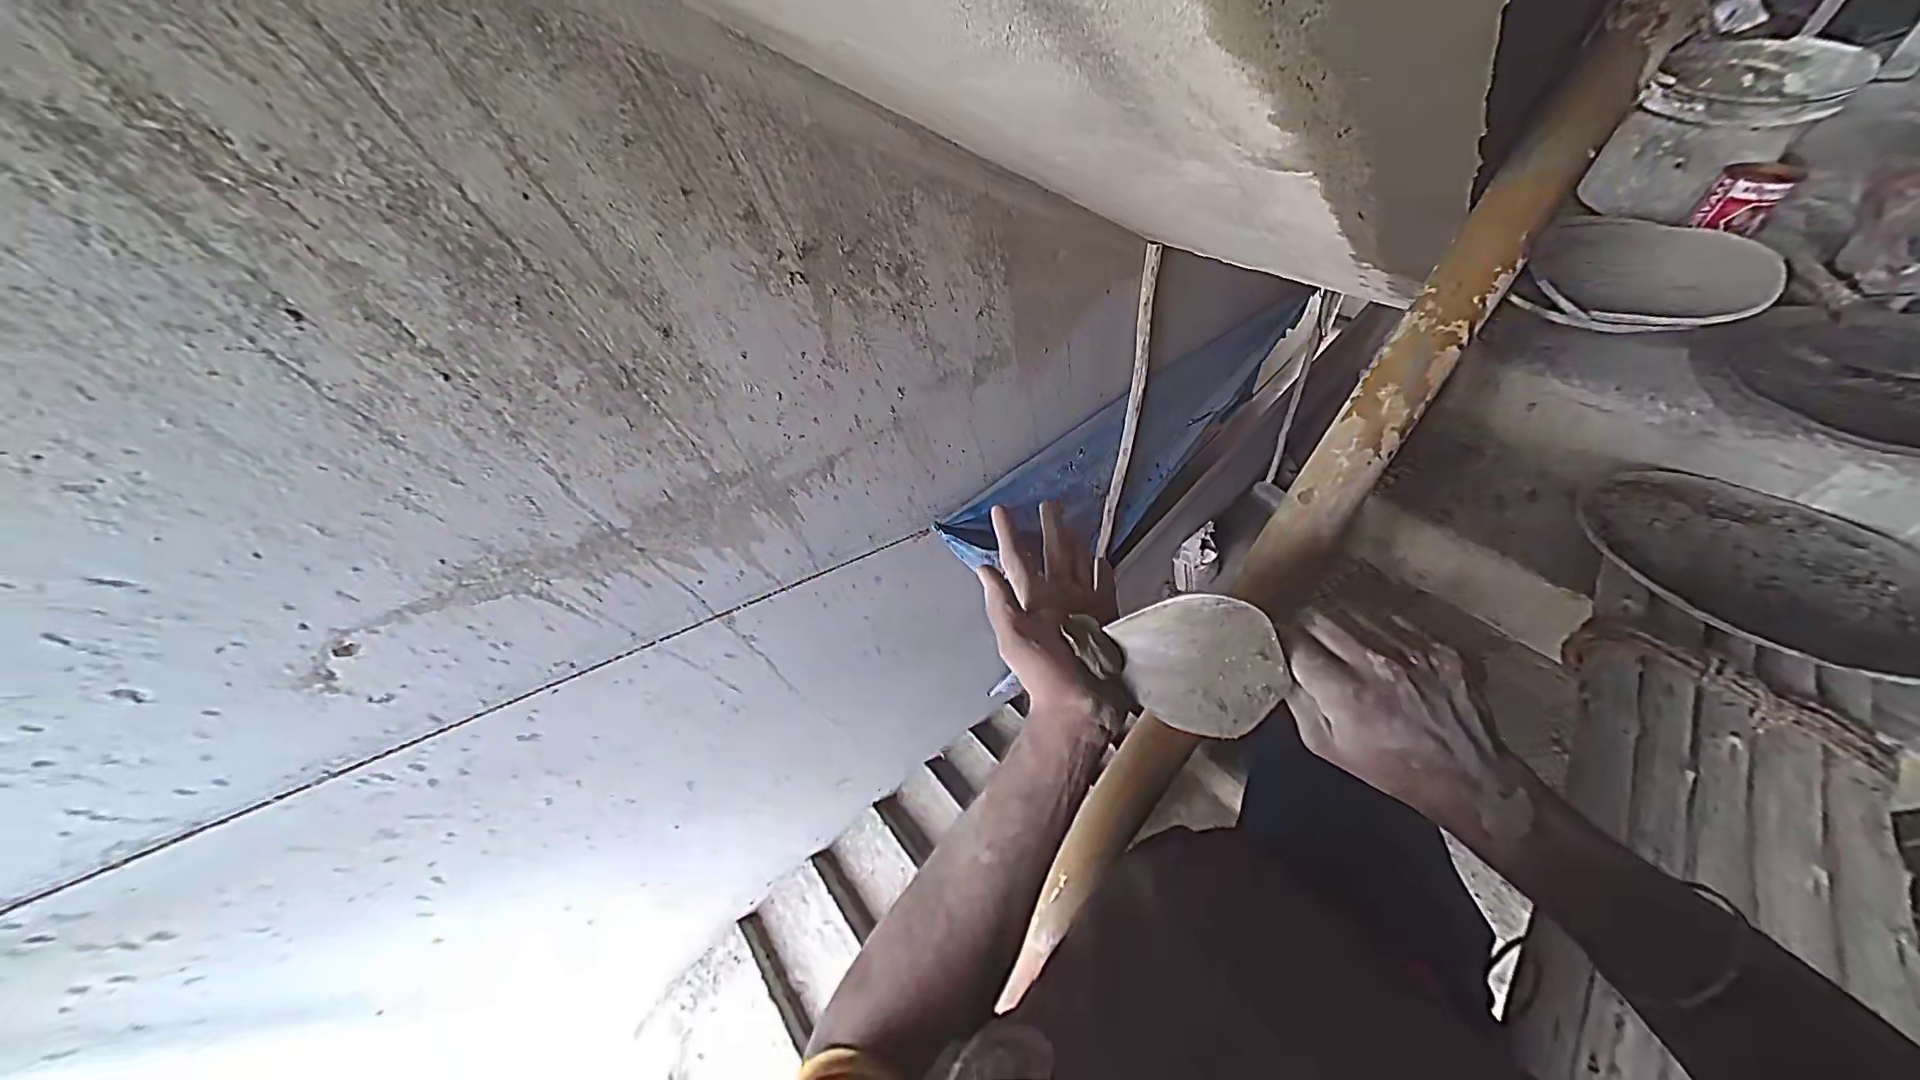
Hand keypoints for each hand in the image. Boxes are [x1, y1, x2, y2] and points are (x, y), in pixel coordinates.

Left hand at [975, 503, 1119, 729]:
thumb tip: (982, 568)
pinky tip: (1102, 557)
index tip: (1000, 509)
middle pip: (1052, 555)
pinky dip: (1103, 571)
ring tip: (1076, 519)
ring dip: (1076, 542)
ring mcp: (1083, 606)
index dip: (1008, 535)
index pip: (1017, 560)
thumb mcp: (1014, 637)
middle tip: (1049, 502)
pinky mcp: (1108, 616)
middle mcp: (1056, 598)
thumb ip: (1000, 602)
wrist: (1081, 708)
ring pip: (1078, 564)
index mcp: (1032, 601)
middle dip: (1050, 529)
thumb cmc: (1044, 674)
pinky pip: (1104, 586)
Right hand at [1283, 609, 1531, 839]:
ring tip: (1337, 645)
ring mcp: (1415, 652)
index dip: (1277, 637)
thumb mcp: (1325, 747)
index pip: (1293, 640)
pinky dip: (1375, 630)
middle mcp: (1380, 664)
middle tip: (1298, 639)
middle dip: (1302, 625)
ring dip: (1337, 624)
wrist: (1471, 783)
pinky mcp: (1441, 648)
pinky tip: (1377, 651)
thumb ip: (1297, 701)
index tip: (1271, 640)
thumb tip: (1278, 667)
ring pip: (1353, 610)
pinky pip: (1392, 620)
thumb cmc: (1391, 772)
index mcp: (1346, 692)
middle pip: (1319, 616)